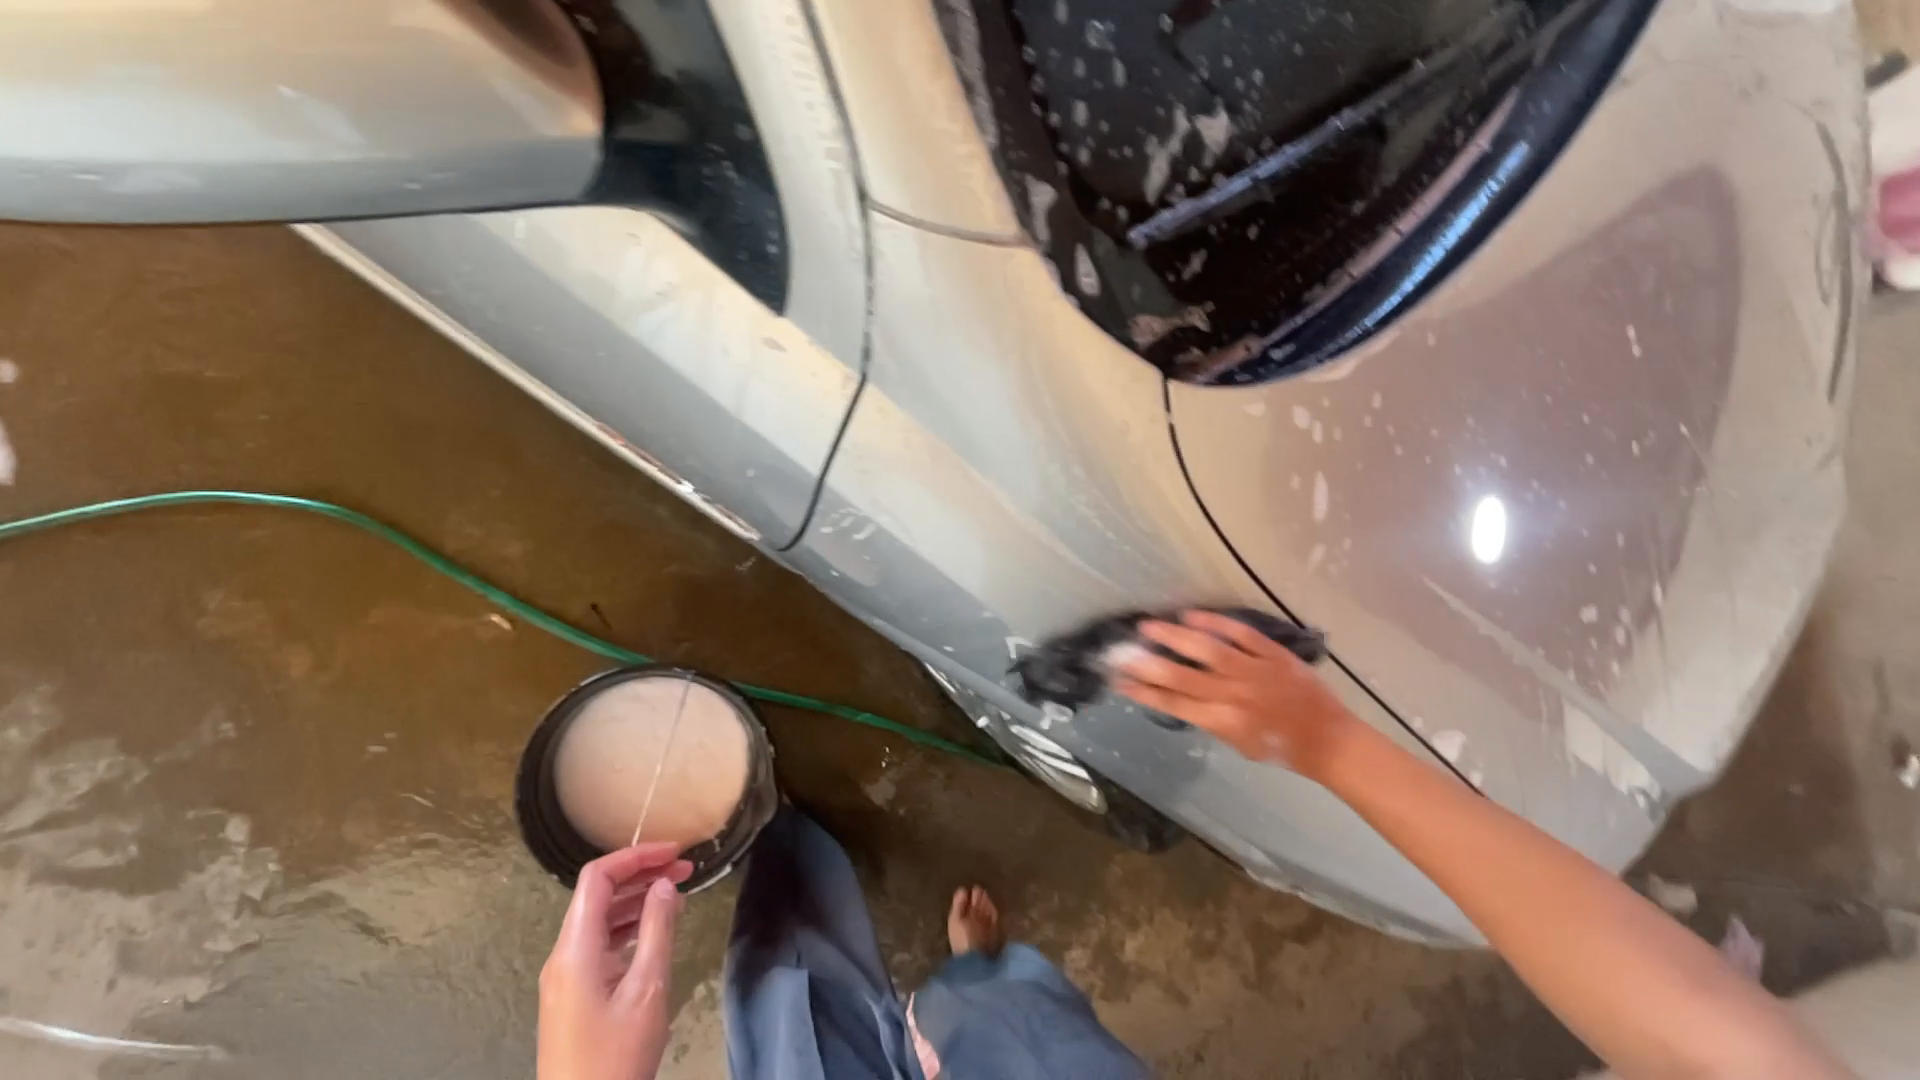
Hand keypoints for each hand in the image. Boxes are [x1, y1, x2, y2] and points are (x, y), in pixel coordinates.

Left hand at [538, 844, 692, 1079]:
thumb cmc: (616, 1055)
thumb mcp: (647, 990)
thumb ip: (657, 931)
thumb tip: (665, 885)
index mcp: (574, 949)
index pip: (597, 878)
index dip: (636, 856)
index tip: (675, 853)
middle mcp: (563, 955)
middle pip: (597, 895)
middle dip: (641, 874)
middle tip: (685, 869)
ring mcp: (565, 976)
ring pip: (599, 919)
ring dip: (636, 900)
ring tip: (678, 895)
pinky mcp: (573, 994)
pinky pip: (599, 943)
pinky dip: (629, 926)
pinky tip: (657, 929)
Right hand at [1112, 610, 1360, 777]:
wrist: (1329, 740)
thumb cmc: (1281, 748)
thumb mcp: (1238, 743)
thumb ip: (1210, 719)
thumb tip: (1179, 695)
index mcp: (1223, 722)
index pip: (1174, 704)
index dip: (1143, 691)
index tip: (1118, 679)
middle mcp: (1234, 696)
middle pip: (1181, 677)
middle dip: (1146, 664)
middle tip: (1120, 651)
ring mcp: (1254, 672)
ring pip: (1206, 650)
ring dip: (1174, 636)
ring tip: (1148, 625)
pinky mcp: (1273, 654)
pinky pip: (1240, 634)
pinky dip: (1215, 622)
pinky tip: (1190, 614)